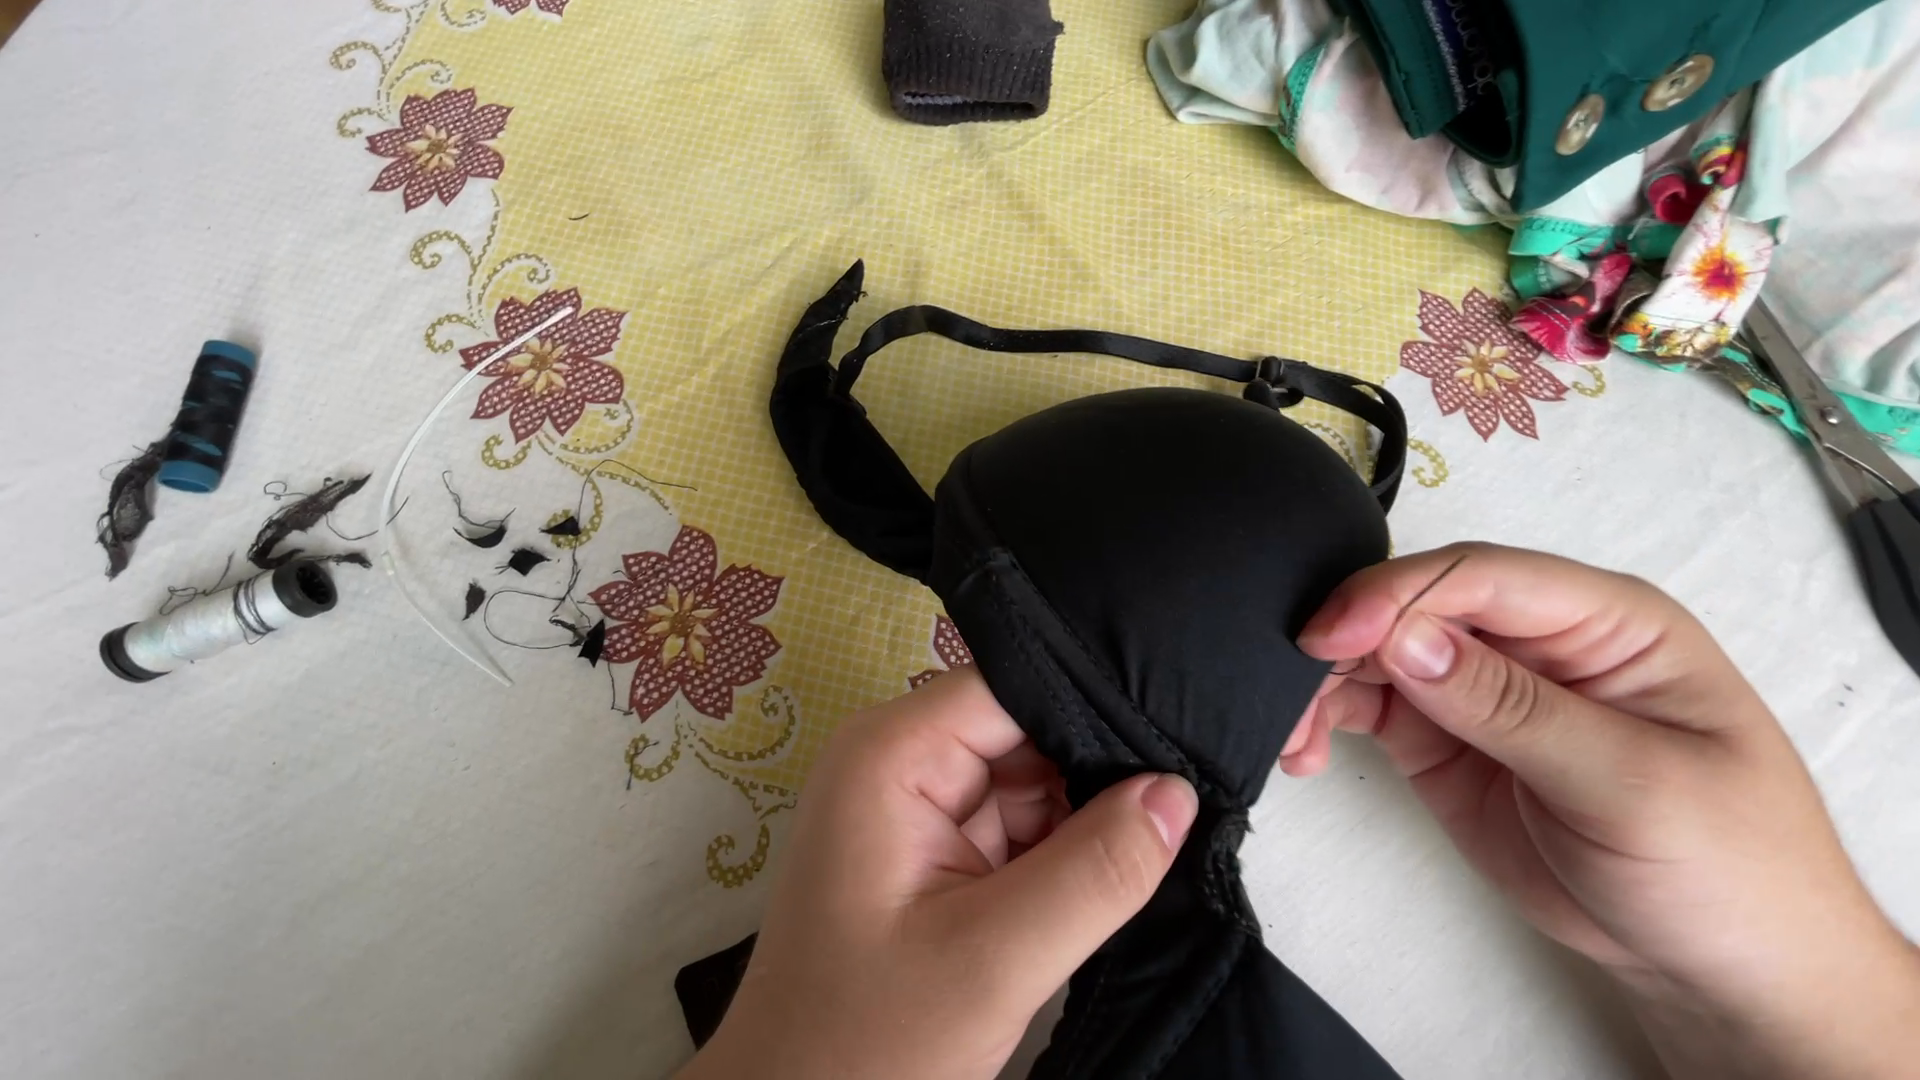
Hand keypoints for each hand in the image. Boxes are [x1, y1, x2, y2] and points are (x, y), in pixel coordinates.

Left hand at [679, 666, 1197, 1079]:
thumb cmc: (868, 1042)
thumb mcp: (993, 960)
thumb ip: (1094, 871)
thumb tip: (1178, 791)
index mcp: (891, 750)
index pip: (1010, 687)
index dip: (1093, 702)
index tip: (1181, 731)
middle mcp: (901, 755)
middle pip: (1024, 726)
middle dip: (1098, 763)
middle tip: (1193, 789)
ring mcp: (920, 800)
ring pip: (1031, 774)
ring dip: (1087, 809)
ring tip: (1165, 833)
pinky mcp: (939, 844)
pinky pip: (1020, 818)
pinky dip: (1065, 844)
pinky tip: (1115, 863)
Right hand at [1281, 543, 1919, 1078]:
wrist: (1707, 964)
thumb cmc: (1719, 866)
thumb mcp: (1627, 783)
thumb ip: (1510, 705)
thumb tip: (1404, 639)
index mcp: (1596, 620)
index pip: (1477, 576)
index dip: (1395, 594)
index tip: (1329, 636)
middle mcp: (1524, 639)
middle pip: (1408, 605)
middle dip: (1342, 637)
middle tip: (1291, 685)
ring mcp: (1472, 685)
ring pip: (1371, 651)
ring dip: (1320, 684)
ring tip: (1294, 736)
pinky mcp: (1434, 732)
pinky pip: (1362, 703)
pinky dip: (1322, 718)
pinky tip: (1306, 751)